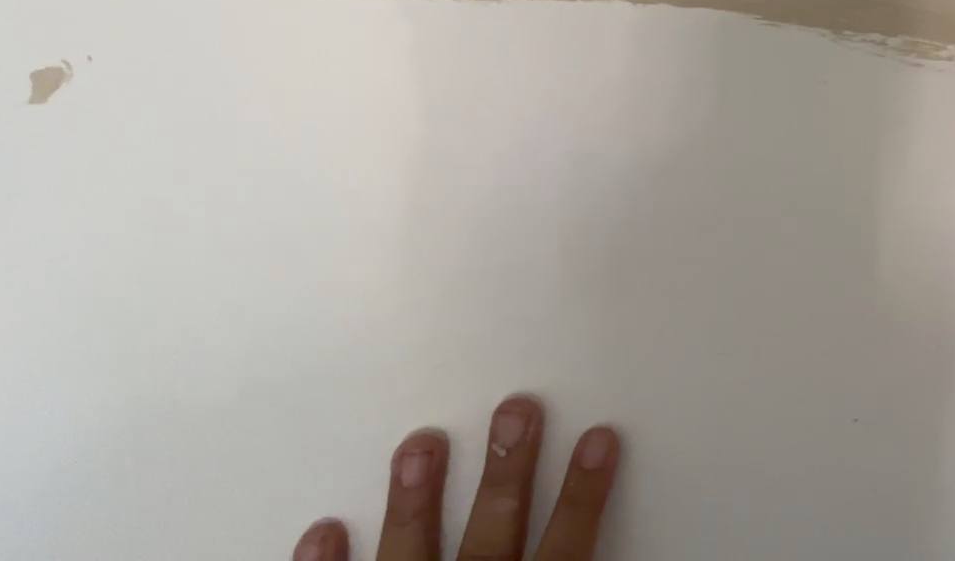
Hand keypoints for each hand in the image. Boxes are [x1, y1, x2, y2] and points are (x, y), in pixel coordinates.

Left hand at [292, 396, 621, 560]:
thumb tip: (631, 542)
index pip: (566, 549)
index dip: (584, 493)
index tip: (599, 436)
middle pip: (493, 539)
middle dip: (506, 473)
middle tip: (515, 409)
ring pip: (411, 559)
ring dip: (415, 503)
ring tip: (419, 443)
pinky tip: (323, 531)